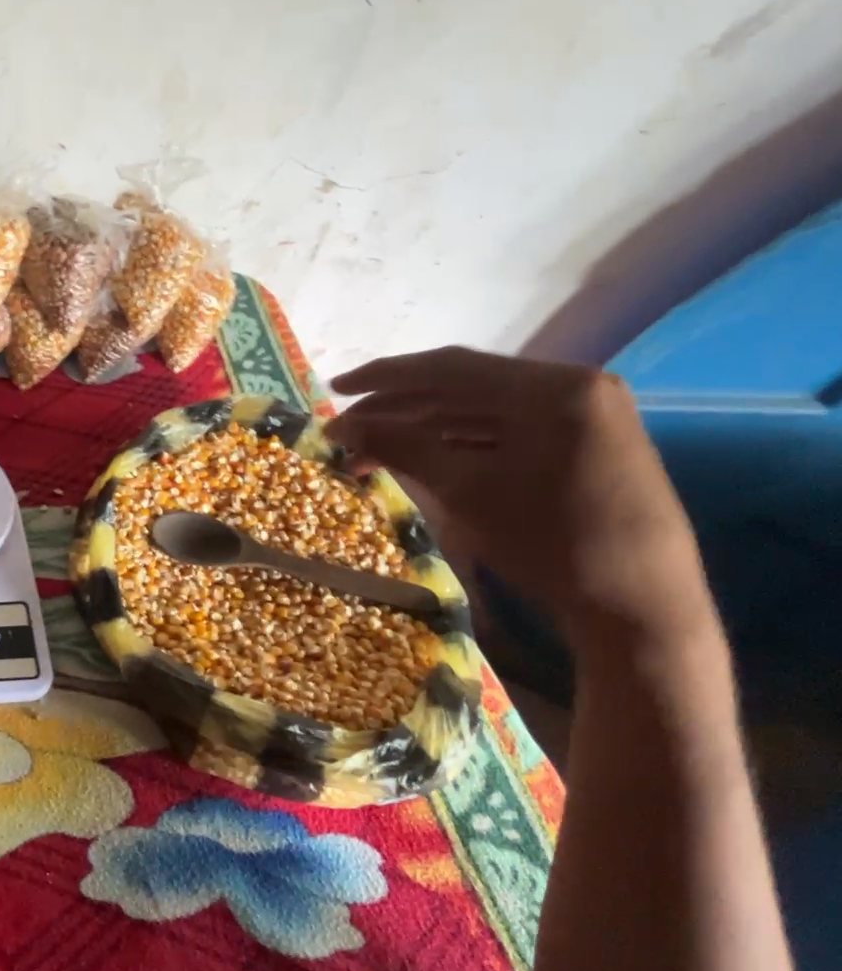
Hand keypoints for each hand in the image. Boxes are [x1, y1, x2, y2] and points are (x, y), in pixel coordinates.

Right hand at [325, 347, 707, 633]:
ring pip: (482, 409)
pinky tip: (421, 457)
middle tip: (344, 431)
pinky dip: (457, 440)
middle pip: (464, 385)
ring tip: (371, 451)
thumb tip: (341, 426)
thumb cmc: (549, 541)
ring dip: (421, 426)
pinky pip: (506, 428)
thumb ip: (401, 446)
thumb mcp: (465, 491)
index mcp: (550, 387)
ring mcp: (584, 413)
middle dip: (397, 407)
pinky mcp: (585, 442)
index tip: (332, 391)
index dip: (383, 377)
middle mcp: (572, 385)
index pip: (448, 367)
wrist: (637, 602)